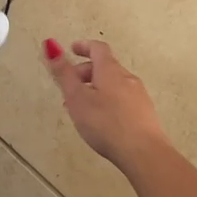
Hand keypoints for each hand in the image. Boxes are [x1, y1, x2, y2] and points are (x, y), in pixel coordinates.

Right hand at [42, 38, 169, 171]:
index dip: (84, 46)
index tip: (72, 49)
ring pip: (113, 85)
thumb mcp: (77, 98)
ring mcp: (139, 95)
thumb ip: (64, 73)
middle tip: (70, 89)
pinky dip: (108, 102)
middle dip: (86, 73)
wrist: (144, 152)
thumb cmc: (106, 123)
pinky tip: (102, 122)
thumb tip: (50, 44)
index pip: (98, 48)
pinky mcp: (145, 113)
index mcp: (110, 70)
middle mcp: (127, 78)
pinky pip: (122, 99)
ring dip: (96, 90)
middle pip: (105, 67)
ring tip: (82, 109)